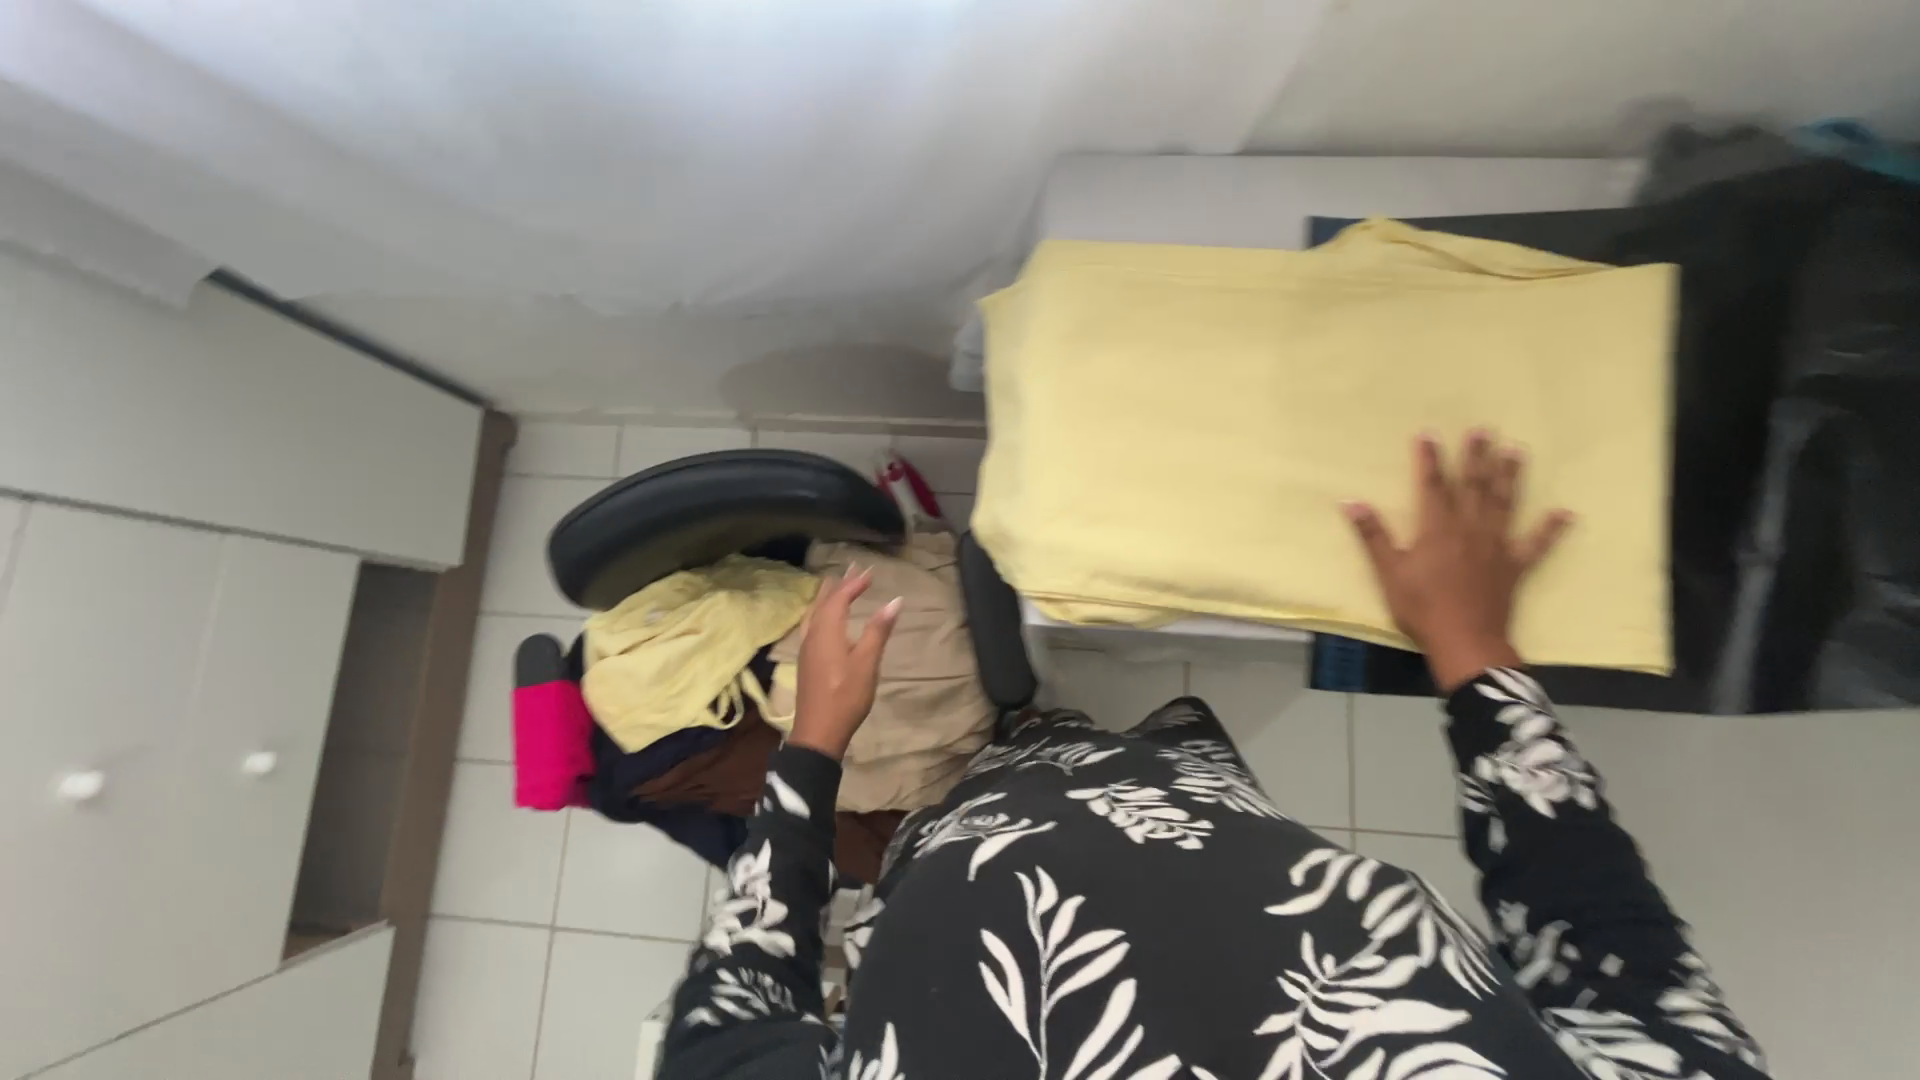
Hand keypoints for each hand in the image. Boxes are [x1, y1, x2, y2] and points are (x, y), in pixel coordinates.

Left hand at [789, 568, 900, 760]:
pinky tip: (824, 618)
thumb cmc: (846, 696)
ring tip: (835, 584)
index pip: (840, 598)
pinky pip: (812, 623)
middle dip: (840, 584)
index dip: (855, 583)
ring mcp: (807, 647)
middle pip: (825, 601)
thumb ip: (879, 630)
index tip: (871, 572)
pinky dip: (821, 611)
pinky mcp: (807, 660)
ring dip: (828, 596)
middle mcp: (813, 634)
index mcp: (827, 631)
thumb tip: (894, 601)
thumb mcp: (867, 663)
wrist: (818, 731)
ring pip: (815, 612)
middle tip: (854, 568)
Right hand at [1343, 430, 1573, 692]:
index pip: (1432, 487)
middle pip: (1474, 487)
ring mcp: (1497, 547)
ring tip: (1516, 451)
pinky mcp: (1515, 567)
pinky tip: (1565, 514)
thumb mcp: (1388, 573)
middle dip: (1476, 458)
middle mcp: (1470, 530)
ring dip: (1511, 478)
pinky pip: (1537, 545)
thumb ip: (1373, 536)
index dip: (1430, 460)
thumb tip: (1351, 502)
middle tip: (1483, 430)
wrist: (1465, 641)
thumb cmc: (1421, 607)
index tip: (1428, 434)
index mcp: (1437, 530)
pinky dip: (1550, 530)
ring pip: (1504, 505)